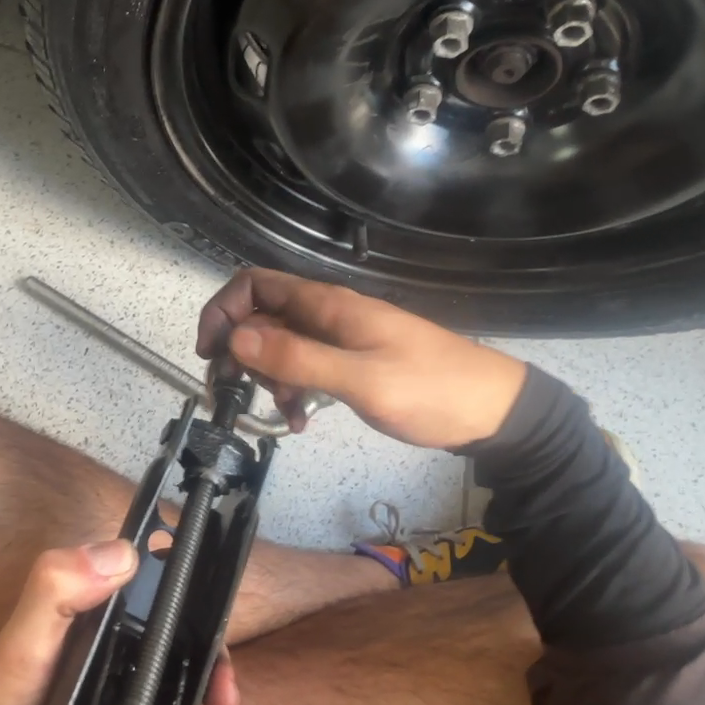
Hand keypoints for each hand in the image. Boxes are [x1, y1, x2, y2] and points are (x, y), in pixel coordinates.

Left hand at [0, 540, 239, 704]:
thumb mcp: (20, 647)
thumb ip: (54, 591)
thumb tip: (125, 550)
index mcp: (90, 610)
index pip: (153, 583)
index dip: (192, 593)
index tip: (211, 630)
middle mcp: (106, 644)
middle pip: (176, 640)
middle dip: (208, 665)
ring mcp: (110, 689)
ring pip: (173, 689)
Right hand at [196, 268, 528, 449]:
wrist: (493, 410)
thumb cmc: (429, 389)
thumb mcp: (360, 380)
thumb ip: (297, 359)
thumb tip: (236, 337)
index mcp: (327, 305)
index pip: (255, 284)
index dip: (223, 311)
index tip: (211, 354)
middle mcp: (327, 313)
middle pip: (261, 314)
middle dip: (238, 350)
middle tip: (231, 393)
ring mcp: (339, 336)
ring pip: (280, 343)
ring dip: (266, 375)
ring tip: (278, 413)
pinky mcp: (351, 359)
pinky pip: (305, 365)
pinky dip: (293, 389)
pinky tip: (301, 421)